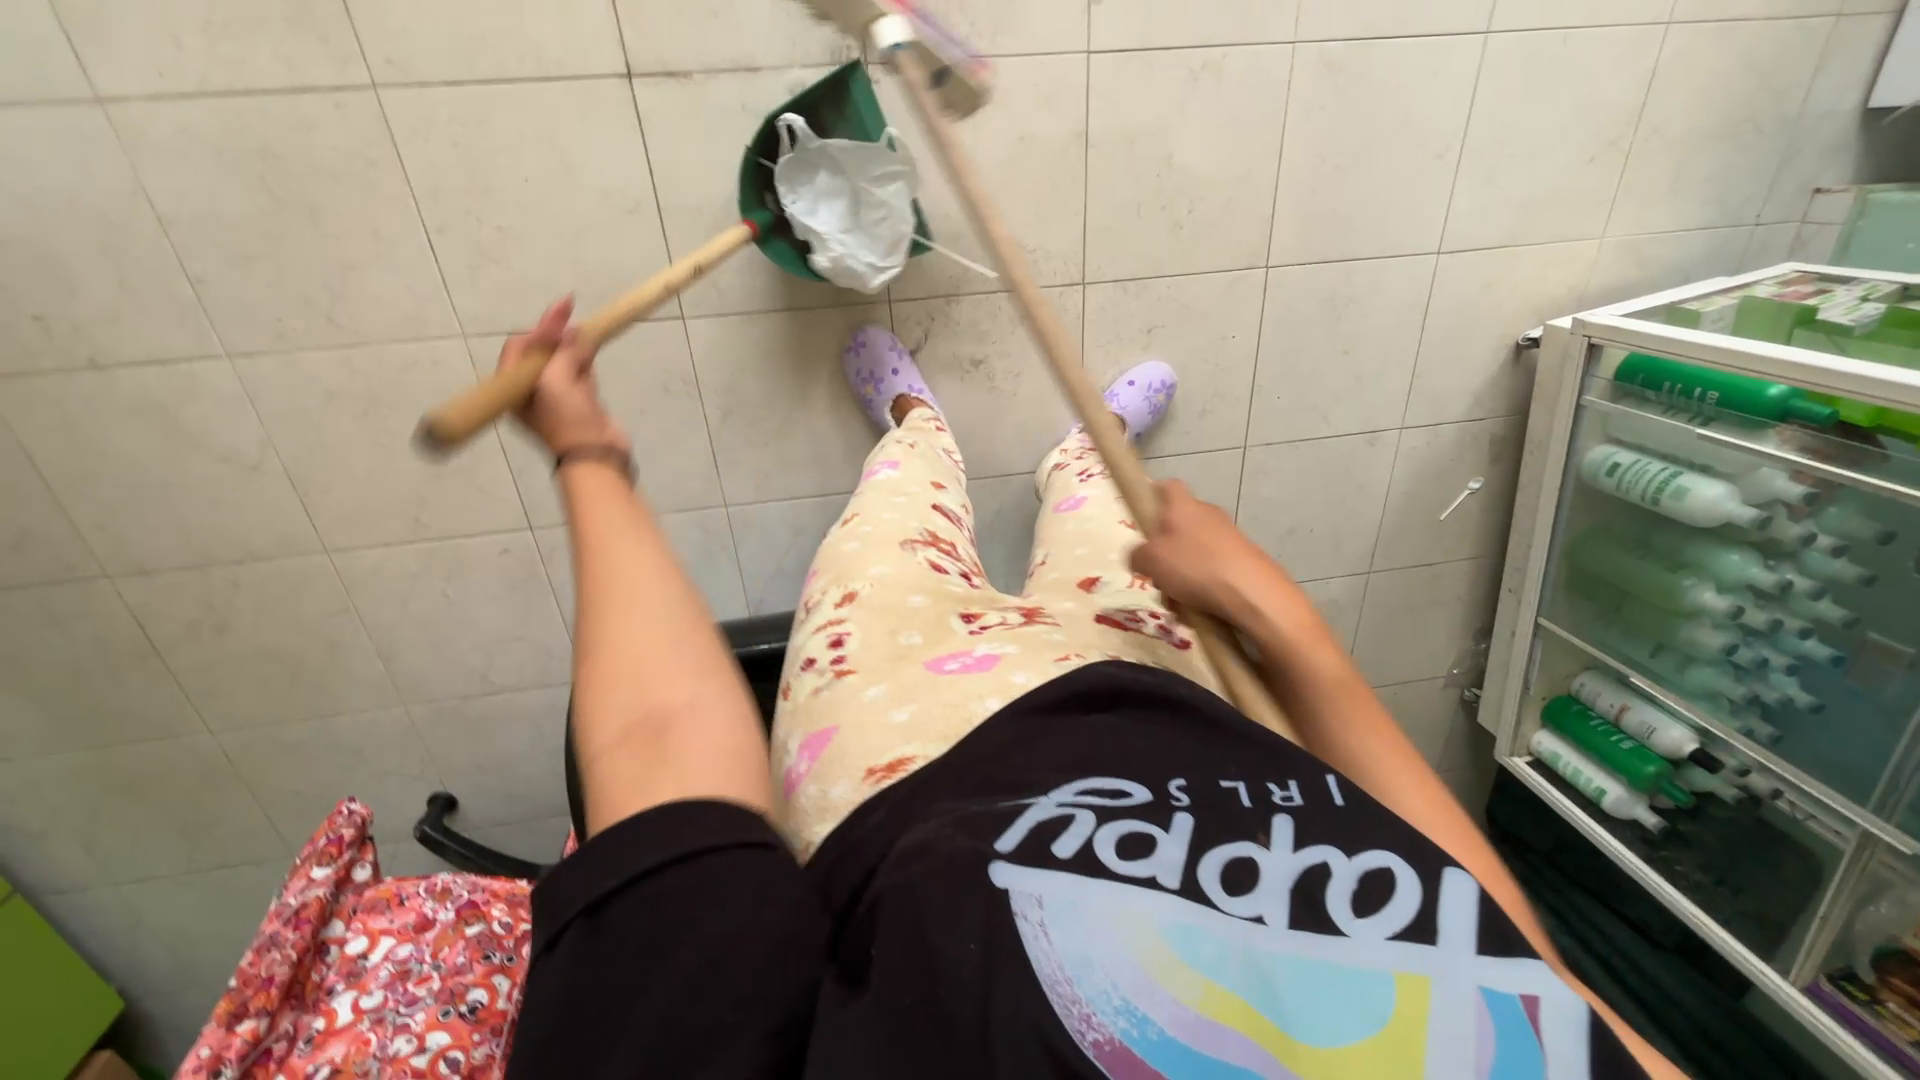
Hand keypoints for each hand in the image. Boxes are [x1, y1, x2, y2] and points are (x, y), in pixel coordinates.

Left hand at [497, 297, 629, 458]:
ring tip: (583, 324)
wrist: (597, 454)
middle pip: (540, 352)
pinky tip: (591, 341)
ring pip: (562, 361)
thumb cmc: (567, 418)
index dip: (540, 327)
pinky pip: (579, 372)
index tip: (561, 310)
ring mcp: (558, 397)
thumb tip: (575, 332)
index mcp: (514, 388)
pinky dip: (584, 357)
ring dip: (571, 343)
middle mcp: (532, 391)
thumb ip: (562, 352)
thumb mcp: (556, 380)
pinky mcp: (581, 402)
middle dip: (555, 332)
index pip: (520, 347)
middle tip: (568, 309)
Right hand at [1130, 480, 1288, 621]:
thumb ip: (1136, 555)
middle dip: (1164, 554)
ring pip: (1192, 554)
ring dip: (1180, 578)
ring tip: (1177, 603)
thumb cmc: (1194, 565)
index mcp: (1183, 506)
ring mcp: (1227, 537)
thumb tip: (1140, 557)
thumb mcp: (1150, 560)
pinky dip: (1200, 588)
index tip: (1143, 518)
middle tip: (1156, 576)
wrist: (1251, 590)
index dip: (1152, 497)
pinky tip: (1196, 609)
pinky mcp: (1241, 560)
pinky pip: (1210, 571)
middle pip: (1177, 528)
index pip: (1166, 486)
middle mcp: (1207, 515)